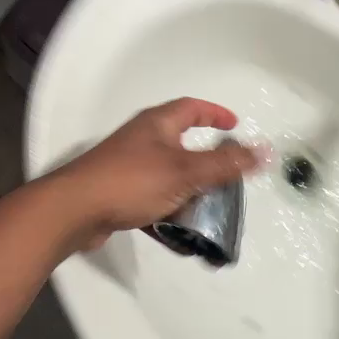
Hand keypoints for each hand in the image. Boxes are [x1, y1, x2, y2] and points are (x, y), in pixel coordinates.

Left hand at [46, 98, 263, 250]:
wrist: (77, 208)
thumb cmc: (131, 181)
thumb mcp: (185, 171)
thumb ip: (223, 163)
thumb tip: (261, 149)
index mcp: (157, 123)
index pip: (191, 108)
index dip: (215, 114)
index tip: (235, 125)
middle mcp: (143, 138)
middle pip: (182, 142)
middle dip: (206, 161)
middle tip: (228, 180)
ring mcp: (129, 164)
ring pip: (169, 174)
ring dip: (189, 190)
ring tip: (208, 212)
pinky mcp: (120, 190)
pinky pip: (154, 196)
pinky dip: (169, 209)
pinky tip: (178, 231)